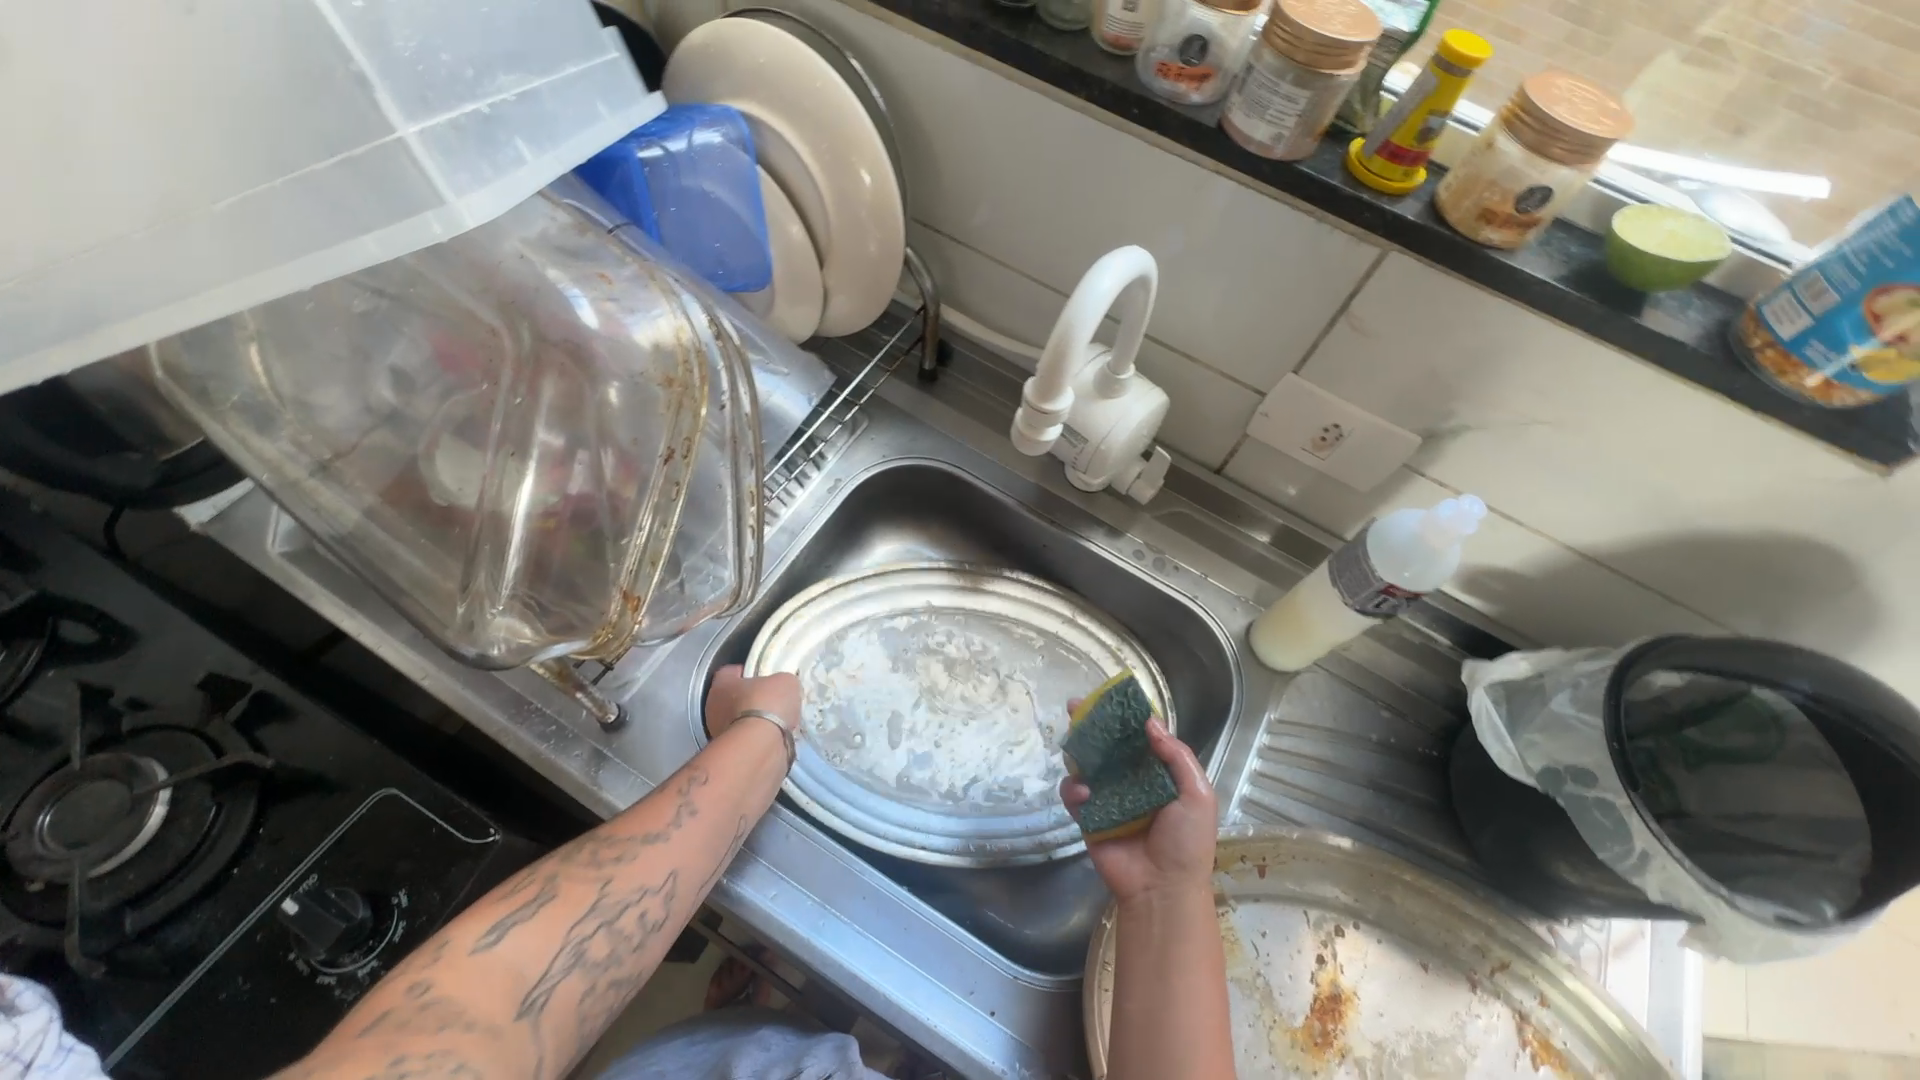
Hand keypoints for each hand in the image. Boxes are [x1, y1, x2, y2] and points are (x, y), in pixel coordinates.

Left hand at [704, 664, 801, 740]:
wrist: (760, 747)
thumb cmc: (767, 705)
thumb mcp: (785, 682)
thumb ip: (781, 682)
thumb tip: (781, 687)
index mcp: (722, 684)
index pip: (730, 671)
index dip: (748, 671)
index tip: (764, 675)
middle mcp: (713, 706)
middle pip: (733, 697)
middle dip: (750, 698)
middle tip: (772, 700)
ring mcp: (718, 732)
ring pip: (738, 720)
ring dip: (754, 720)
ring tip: (777, 722)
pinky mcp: (729, 752)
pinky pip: (745, 739)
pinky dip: (757, 739)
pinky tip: (773, 738)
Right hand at [1060, 713, 1217, 904]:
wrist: (1163, 888)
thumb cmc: (1187, 842)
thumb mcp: (1197, 795)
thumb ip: (1177, 757)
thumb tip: (1150, 723)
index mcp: (1158, 775)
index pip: (1139, 739)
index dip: (1125, 718)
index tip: (1109, 698)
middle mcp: (1132, 783)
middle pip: (1108, 746)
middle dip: (1092, 726)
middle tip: (1075, 708)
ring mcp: (1108, 799)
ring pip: (1087, 766)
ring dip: (1080, 755)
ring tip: (1077, 752)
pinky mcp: (1089, 819)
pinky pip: (1074, 796)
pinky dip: (1073, 790)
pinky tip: (1083, 792)